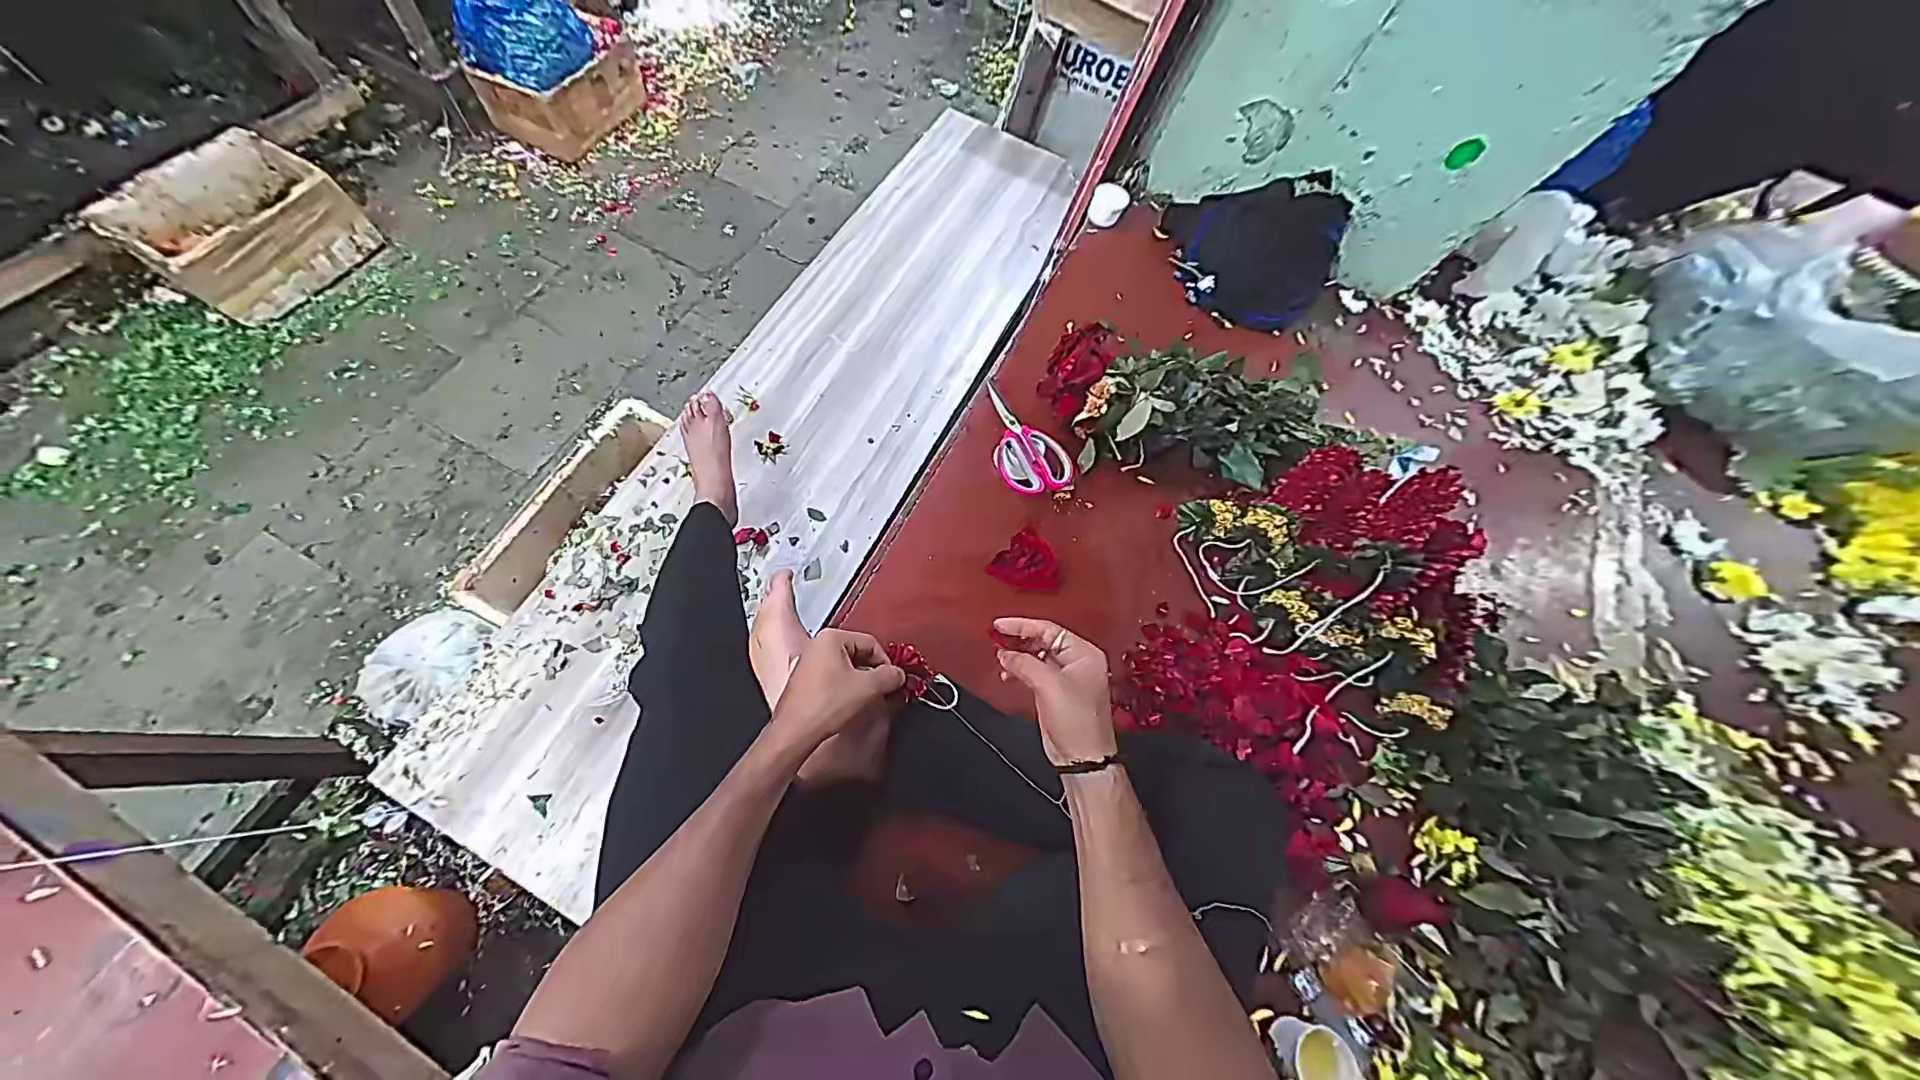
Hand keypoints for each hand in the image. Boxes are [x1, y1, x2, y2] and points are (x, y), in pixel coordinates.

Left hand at [769, 628, 904, 753]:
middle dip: (873, 672)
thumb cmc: (824, 706)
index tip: (892, 678)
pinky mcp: (804, 680)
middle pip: (858, 653)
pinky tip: (848, 703)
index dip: (886, 662)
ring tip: (866, 698)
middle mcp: (816, 645)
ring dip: (860, 681)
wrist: (795, 732)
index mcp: (830, 638)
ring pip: (846, 667)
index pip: (870, 643)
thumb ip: (889, 676)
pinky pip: (832, 677)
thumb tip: (898, 674)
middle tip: (883, 689)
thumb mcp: (868, 687)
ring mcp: (808, 663)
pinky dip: (845, 687)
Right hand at [994, 617, 1117, 766]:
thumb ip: (1025, 664)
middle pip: (1043, 641)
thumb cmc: (1077, 722)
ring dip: (1017, 656)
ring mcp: (1066, 677)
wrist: (1081, 757)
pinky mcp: (1055, 691)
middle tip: (996, 638)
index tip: (1000, 625)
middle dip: (1019, 640)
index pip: (1050, 629)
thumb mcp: (1049, 685)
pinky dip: (1020, 671)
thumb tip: (1005, 653)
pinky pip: (1034, 672)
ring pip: (1037, 656)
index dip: (1023, 625)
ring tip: (1000, 658)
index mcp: (1084, 653)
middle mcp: (1077, 662)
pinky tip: (1007, 673)